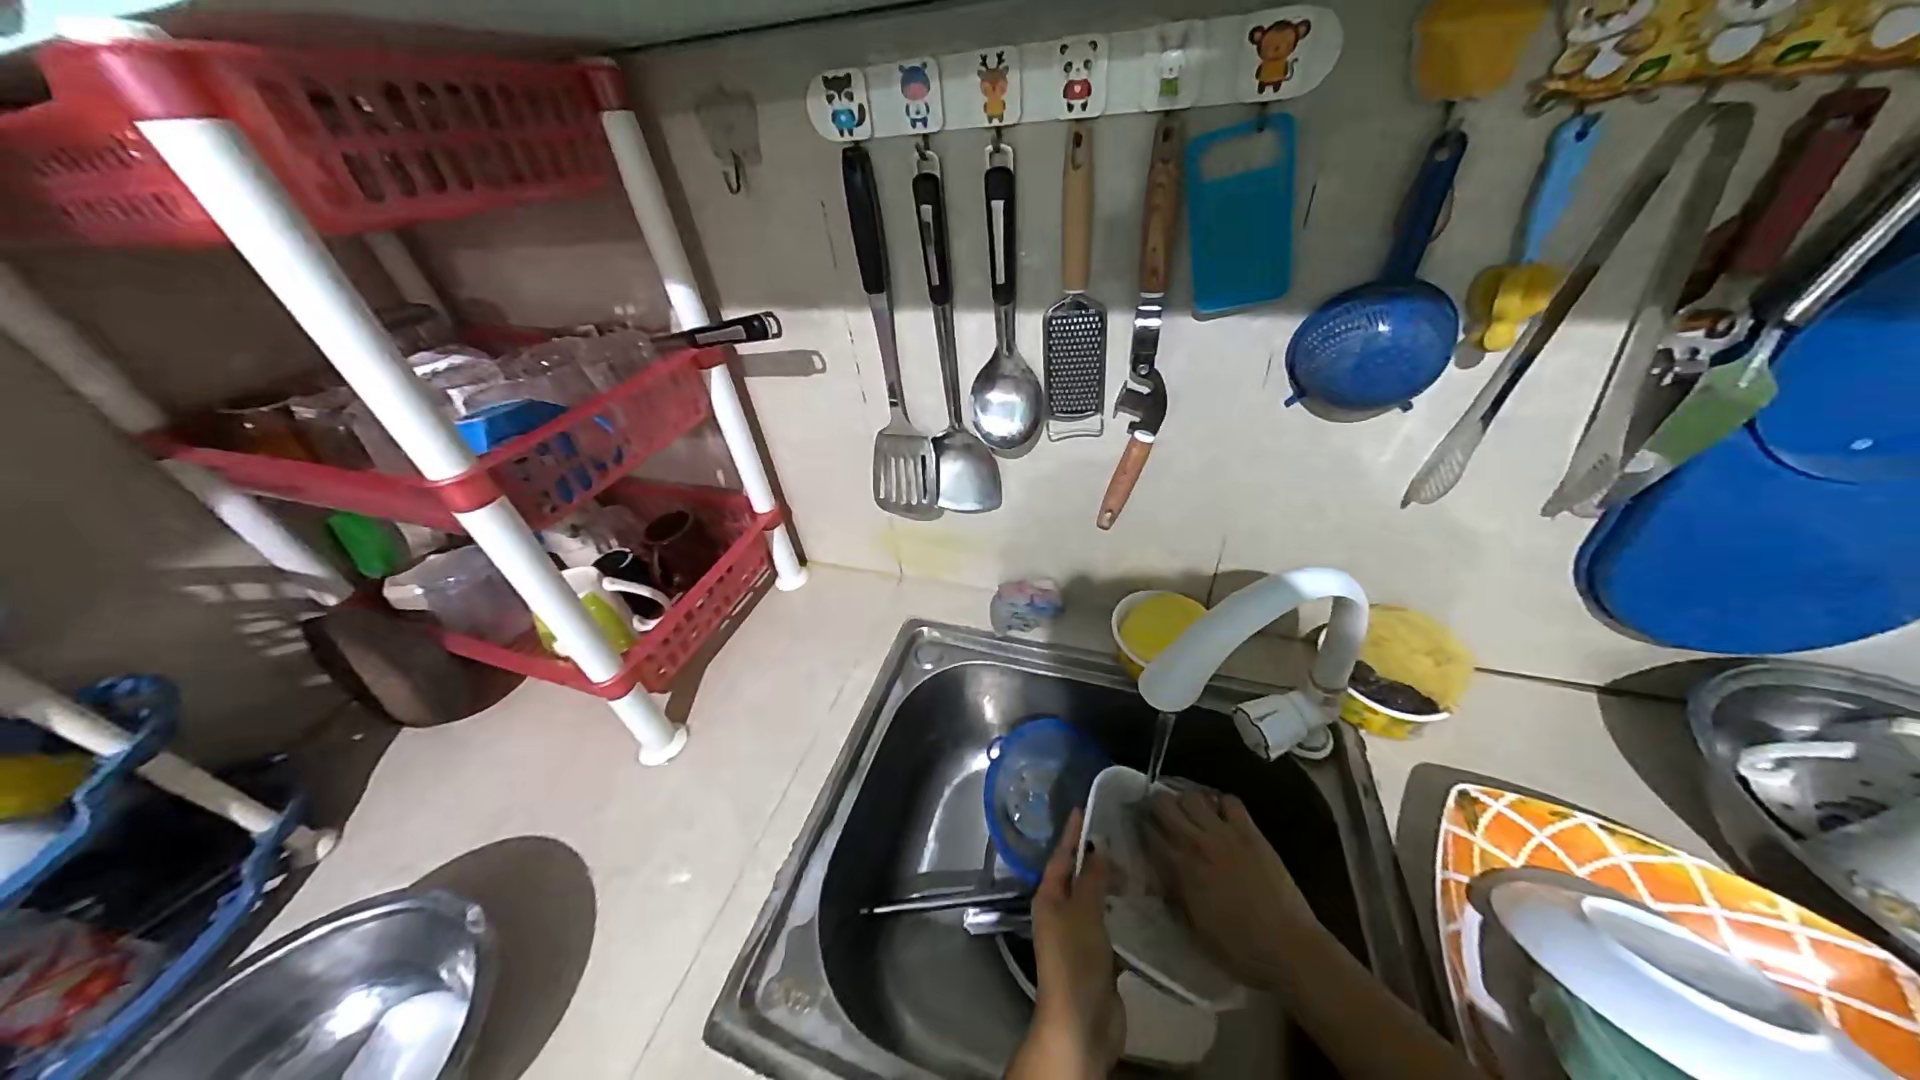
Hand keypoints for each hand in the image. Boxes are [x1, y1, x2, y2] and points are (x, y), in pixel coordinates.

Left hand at [1016, 808, 1123, 1079]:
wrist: (1082, 1022)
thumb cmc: (1075, 959)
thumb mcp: (1084, 911)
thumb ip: (1091, 878)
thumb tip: (1097, 847)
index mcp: (1048, 898)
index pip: (1061, 856)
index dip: (1072, 833)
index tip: (1083, 808)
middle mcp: (1060, 913)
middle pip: (1077, 876)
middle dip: (1094, 857)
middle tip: (1120, 835)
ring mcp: (1079, 936)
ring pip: (1095, 900)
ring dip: (1110, 884)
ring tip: (1135, 865)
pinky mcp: (1099, 957)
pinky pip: (1110, 924)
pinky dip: (1123, 913)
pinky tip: (1141, 904)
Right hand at [1144, 788, 1321, 991]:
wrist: (1288, 948)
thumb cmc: (1237, 948)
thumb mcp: (1193, 928)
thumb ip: (1174, 895)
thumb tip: (1159, 876)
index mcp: (1180, 869)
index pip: (1148, 832)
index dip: (1140, 826)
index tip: (1140, 827)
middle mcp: (1197, 843)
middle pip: (1165, 804)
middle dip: (1158, 806)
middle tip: (1161, 815)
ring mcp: (1225, 834)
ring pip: (1193, 796)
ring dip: (1188, 802)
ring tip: (1192, 814)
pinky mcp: (1250, 832)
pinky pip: (1230, 801)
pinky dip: (1222, 804)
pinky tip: (1223, 818)